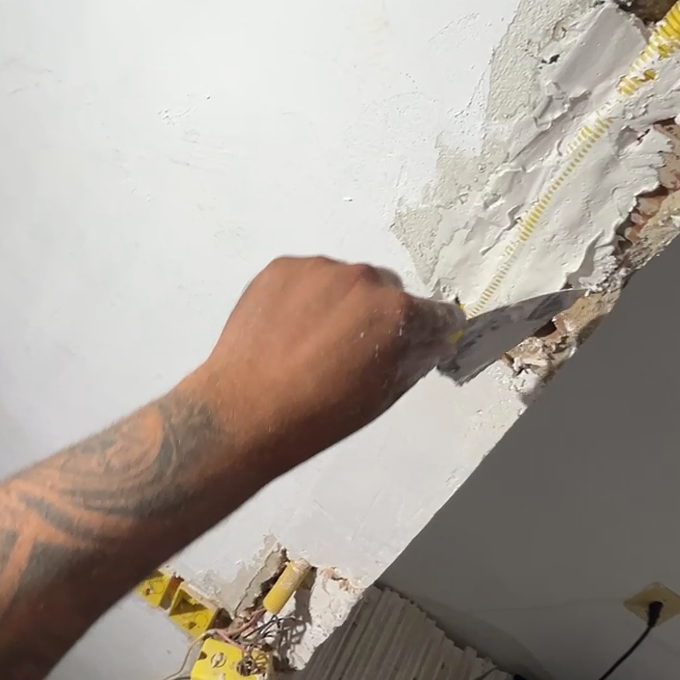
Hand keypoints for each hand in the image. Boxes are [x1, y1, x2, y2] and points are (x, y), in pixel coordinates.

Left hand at [180, 256, 460, 467]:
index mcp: (396, 312)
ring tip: (311, 339)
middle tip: (351, 347)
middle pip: (386, 290)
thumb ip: (415, 359)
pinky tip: (288, 328)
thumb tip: (434, 341)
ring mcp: (319, 268)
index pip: (435, 313)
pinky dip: (304, 296)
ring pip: (344, 280)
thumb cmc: (320, 413)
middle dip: (378, 313)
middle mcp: (363, 278)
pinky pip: (307, 276)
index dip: (434, 328)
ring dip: (339, 301)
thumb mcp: (382, 395)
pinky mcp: (282, 266)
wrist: (244, 410)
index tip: (427, 335)